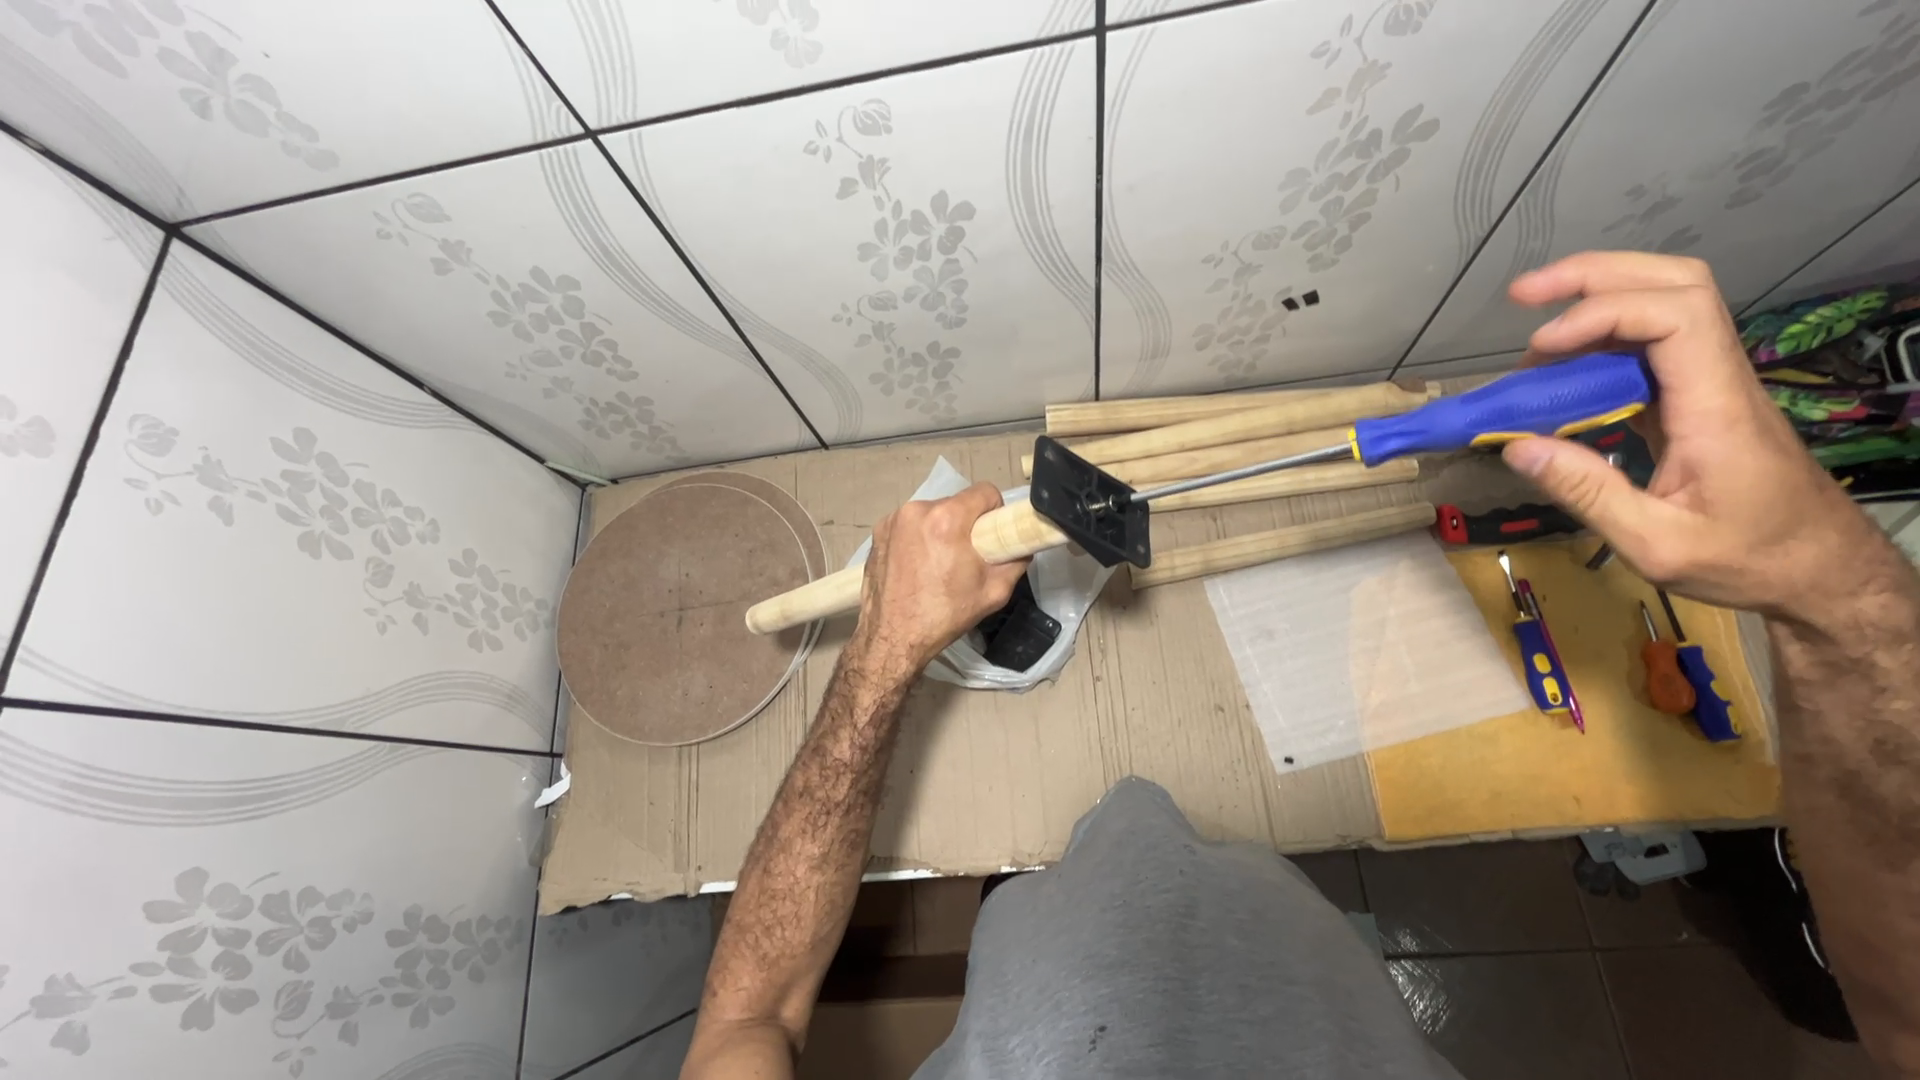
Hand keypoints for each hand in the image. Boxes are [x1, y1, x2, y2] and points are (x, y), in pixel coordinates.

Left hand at [851, 482, 1029, 674]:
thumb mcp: (994, 592)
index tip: (991, 535)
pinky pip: (909, 525)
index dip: (994, 511)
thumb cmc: (944, 616)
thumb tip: (1022, 547)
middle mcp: (917, 511)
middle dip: (965, 524)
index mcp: (947, 520)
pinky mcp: (878, 532)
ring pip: (931, 513)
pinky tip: (918, 565)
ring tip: (938, 563)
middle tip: (966, 555)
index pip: (984, 491)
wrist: (893, 638)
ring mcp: (893, 520)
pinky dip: (918, 538)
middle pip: (956, 503)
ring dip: (940, 530)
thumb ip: (1015, 562)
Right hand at [1497, 251, 1897, 627]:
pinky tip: (1558, 374)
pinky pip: (1648, 348)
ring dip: (1597, 299)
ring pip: (1667, 304)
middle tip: (1523, 294)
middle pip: (1677, 284)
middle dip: (1596, 275)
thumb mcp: (1657, 544)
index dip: (1601, 313)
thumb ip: (1587, 493)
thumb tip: (1516, 447)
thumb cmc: (1745, 560)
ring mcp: (1708, 385)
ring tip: (1532, 331)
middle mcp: (1718, 379)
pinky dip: (1597, 342)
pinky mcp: (1694, 399)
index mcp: (1717, 407)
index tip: (1540, 347)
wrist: (1817, 568)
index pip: (1675, 316)